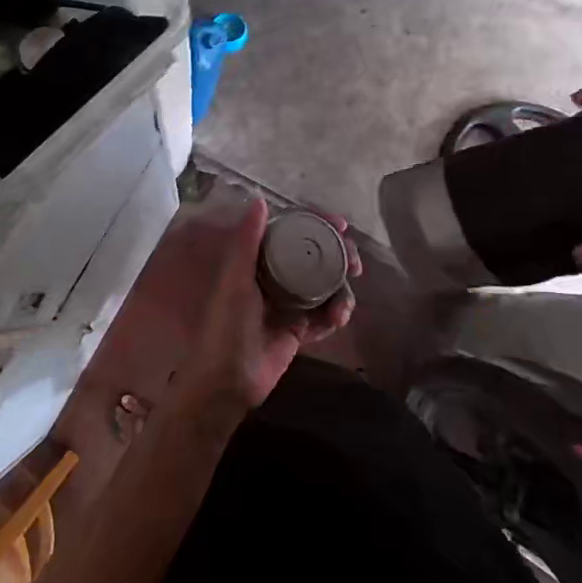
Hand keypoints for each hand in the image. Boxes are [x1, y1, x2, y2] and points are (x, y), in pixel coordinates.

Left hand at [173, 198, 356, 414]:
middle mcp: (274, 278)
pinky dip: (335, 316)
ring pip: (324, 287)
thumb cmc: (226, 325)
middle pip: (315, 258)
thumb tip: (261, 200)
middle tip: (355, 264)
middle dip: (339, 257)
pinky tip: (338, 319)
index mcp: (258, 262)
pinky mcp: (298, 331)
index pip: (292, 233)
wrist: (226, 381)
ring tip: (343, 305)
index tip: (340, 225)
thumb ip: (247, 241)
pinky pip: (324, 317)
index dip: (317, 225)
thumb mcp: (234, 279)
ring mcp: (288, 305)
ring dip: (340, 291)